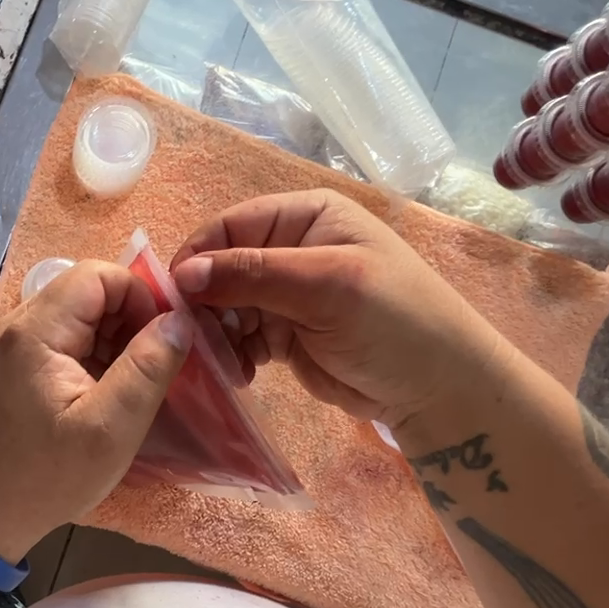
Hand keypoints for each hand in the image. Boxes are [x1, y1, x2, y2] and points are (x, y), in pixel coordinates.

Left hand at [0, 261, 193, 560]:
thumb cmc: (47, 478)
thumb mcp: (110, 428)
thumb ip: (148, 368)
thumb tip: (180, 320)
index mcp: (35, 330)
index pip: (99, 276)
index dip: (141, 298)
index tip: (164, 342)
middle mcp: (17, 325)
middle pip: (88, 293)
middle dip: (130, 322)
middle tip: (152, 370)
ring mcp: (13, 345)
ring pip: (80, 317)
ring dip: (115, 343)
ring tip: (131, 388)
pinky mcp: (16, 366)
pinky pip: (65, 341)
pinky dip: (94, 358)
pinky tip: (106, 396)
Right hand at [170, 190, 516, 439]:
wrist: (435, 389)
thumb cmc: (394, 321)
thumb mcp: (326, 286)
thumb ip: (252, 276)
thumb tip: (182, 274)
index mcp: (304, 218)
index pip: (229, 227)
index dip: (198, 258)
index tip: (173, 299)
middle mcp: (289, 251)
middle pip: (220, 269)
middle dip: (204, 304)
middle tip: (195, 341)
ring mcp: (284, 296)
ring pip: (223, 308)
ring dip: (215, 335)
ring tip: (223, 363)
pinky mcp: (281, 335)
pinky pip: (237, 338)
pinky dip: (231, 355)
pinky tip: (239, 374)